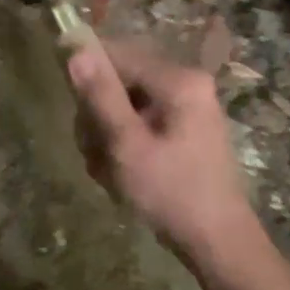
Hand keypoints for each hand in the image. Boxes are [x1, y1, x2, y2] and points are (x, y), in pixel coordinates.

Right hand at [67, 40, 256, 252]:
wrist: (214, 239)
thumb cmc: (170, 191)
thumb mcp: (126, 144)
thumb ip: (100, 96)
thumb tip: (75, 50)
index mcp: (177, 80)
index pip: (115, 55)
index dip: (86, 78)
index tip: (78, 116)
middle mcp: (183, 84)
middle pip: (115, 82)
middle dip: (96, 118)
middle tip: (98, 154)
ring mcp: (182, 108)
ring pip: (119, 107)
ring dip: (104, 138)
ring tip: (109, 171)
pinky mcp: (178, 129)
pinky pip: (134, 124)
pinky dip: (120, 147)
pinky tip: (120, 174)